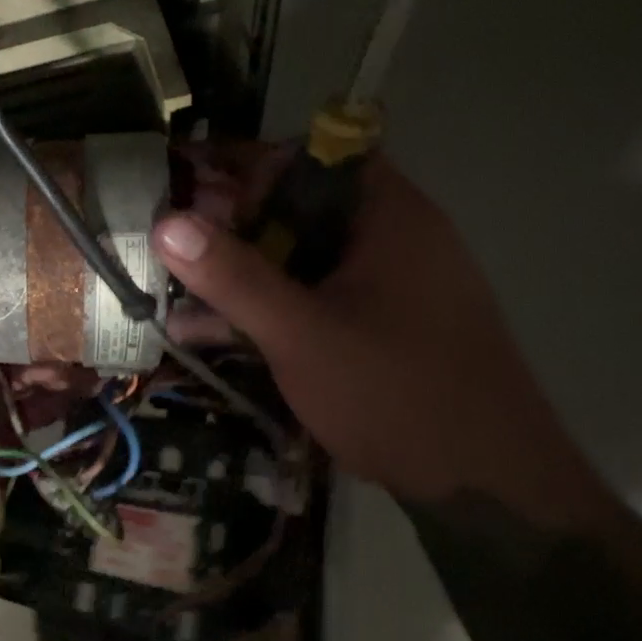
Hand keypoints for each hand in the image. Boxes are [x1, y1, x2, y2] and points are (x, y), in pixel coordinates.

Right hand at [152, 155, 586, 506]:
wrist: (481, 483)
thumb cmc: (395, 392)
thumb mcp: (300, 332)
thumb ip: (232, 276)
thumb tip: (165, 223)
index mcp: (387, 219)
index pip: (313, 157)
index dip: (246, 159)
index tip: (182, 174)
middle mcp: (387, 240)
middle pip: (295, 206)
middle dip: (224, 218)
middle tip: (160, 233)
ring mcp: (378, 286)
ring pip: (292, 256)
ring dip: (232, 268)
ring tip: (164, 281)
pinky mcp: (368, 326)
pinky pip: (302, 297)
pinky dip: (255, 306)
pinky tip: (196, 329)